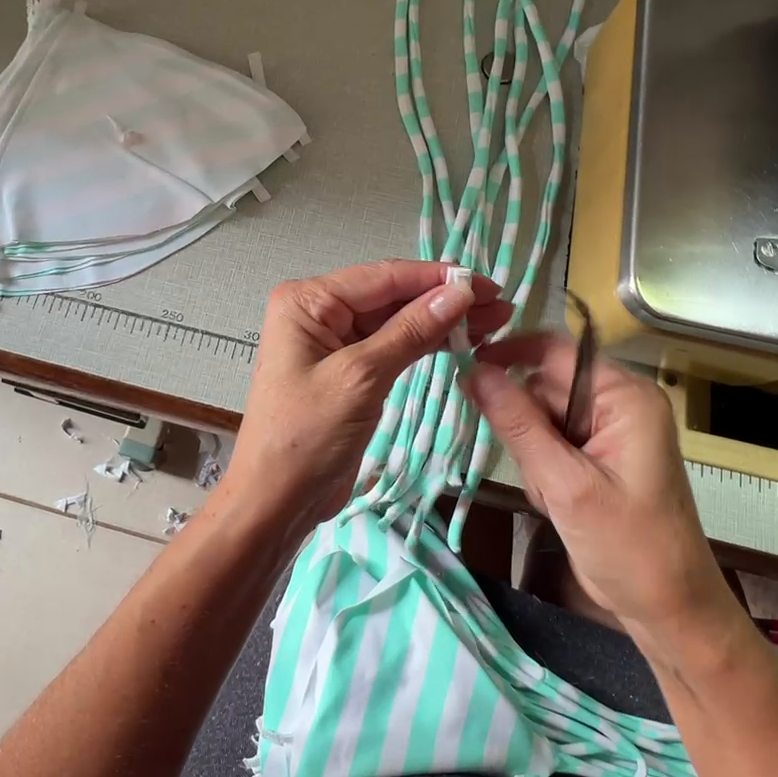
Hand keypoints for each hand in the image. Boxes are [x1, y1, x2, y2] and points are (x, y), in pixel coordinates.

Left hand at [220, 260, 511, 533]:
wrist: (276, 499)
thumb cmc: (307, 435)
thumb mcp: (361, 377)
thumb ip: (412, 331)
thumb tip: (460, 292)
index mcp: (308, 301)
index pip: (382, 276)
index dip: (437, 277)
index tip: (488, 284)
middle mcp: (318, 312)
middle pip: (391, 296)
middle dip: (444, 300)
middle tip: (501, 307)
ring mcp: (332, 343)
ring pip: (395, 321)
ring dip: (440, 321)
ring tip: (494, 322)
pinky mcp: (348, 372)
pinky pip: (391, 347)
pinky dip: (424, 344)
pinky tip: (460, 342)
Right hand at [462, 335, 741, 640]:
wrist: (667, 608)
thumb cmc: (629, 546)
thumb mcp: (566, 484)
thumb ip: (517, 424)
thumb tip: (472, 371)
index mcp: (625, 396)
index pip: (554, 351)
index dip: (509, 353)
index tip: (466, 368)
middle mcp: (617, 402)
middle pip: (542, 384)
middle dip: (525, 424)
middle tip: (534, 470)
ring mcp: (606, 429)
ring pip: (538, 415)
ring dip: (531, 453)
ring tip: (552, 494)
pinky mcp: (593, 454)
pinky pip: (547, 441)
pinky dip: (539, 468)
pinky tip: (554, 500)